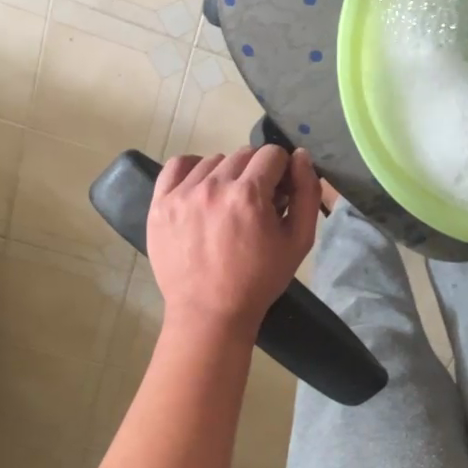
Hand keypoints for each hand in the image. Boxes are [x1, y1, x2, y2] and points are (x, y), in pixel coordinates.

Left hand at [149, 145, 320, 338]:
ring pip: (213, 160)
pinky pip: (177, 166)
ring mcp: (182, 193)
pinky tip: (201, 189)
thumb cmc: (260, 280)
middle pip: (243, 155)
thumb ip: (306, 194)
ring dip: (227, 175)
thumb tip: (301, 157)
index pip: (272, 154)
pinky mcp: (160, 204)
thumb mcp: (299, 242)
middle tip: (257, 203)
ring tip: (227, 205)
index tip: (280, 193)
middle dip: (257, 172)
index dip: (283, 171)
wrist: (210, 313)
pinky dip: (193, 170)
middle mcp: (213, 186)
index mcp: (249, 195)